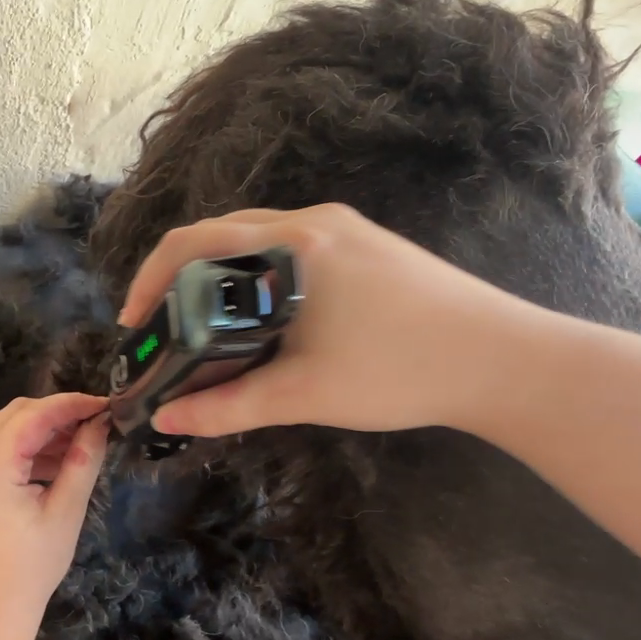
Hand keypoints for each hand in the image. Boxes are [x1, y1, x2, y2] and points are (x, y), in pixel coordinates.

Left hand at [0, 393, 109, 625]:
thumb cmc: (30, 567)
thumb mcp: (65, 513)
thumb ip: (82, 462)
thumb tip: (100, 425)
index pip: (34, 415)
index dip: (72, 404)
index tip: (106, 404)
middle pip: (16, 414)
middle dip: (56, 413)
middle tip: (95, 423)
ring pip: (5, 430)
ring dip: (42, 431)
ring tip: (81, 445)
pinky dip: (26, 449)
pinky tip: (56, 465)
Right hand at [118, 203, 543, 435]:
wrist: (505, 360)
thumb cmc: (400, 371)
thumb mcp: (302, 394)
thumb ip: (226, 407)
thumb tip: (166, 417)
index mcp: (293, 245)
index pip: (193, 242)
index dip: (149, 279)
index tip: (135, 324)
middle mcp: (314, 222)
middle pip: (219, 235)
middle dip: (178, 280)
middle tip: (163, 330)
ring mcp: (344, 229)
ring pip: (254, 242)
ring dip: (217, 279)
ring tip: (204, 330)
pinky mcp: (366, 246)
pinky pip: (287, 250)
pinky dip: (253, 279)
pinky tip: (259, 321)